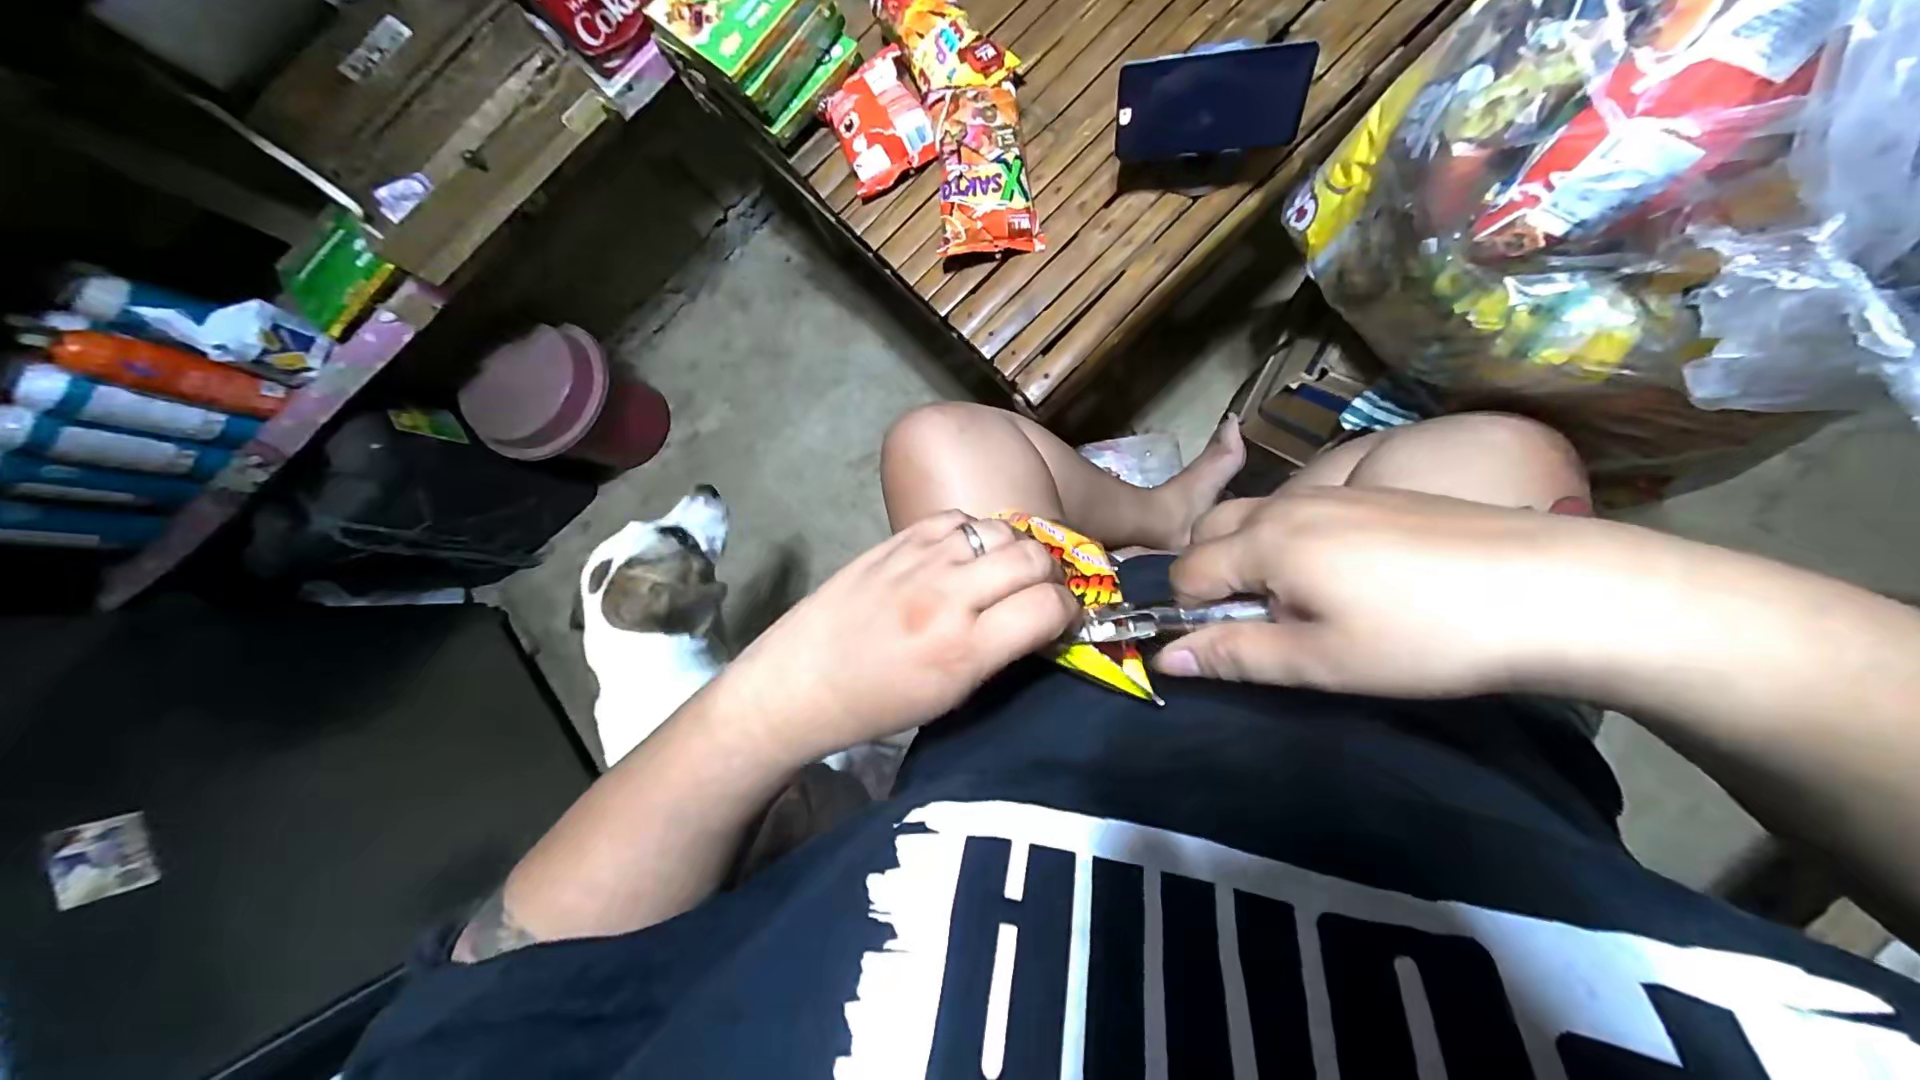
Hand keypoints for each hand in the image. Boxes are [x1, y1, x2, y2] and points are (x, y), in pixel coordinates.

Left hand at [718, 511, 1079, 759]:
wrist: (802, 680)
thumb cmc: (879, 703)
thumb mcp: (953, 695)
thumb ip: (1003, 649)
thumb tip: (1042, 614)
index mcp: (964, 650)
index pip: (1049, 606)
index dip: (1067, 611)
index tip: (1060, 617)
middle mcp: (948, 597)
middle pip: (1033, 557)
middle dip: (1048, 574)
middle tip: (1036, 589)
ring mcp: (920, 561)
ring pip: (1000, 529)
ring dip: (1013, 548)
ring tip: (1000, 568)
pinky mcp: (897, 541)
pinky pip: (957, 517)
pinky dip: (972, 533)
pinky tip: (962, 553)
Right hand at [1156, 487, 1640, 696]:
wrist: (1554, 587)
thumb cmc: (1422, 635)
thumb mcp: (1320, 660)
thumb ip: (1234, 654)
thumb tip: (1163, 658)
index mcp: (1265, 541)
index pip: (1185, 573)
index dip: (1191, 613)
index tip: (1233, 643)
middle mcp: (1285, 504)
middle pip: (1209, 532)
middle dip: (1209, 574)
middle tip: (1258, 618)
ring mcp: (1330, 491)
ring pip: (1252, 517)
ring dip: (1247, 555)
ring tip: (1298, 598)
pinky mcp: (1370, 492)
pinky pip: (1295, 511)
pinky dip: (1287, 540)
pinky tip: (1342, 575)